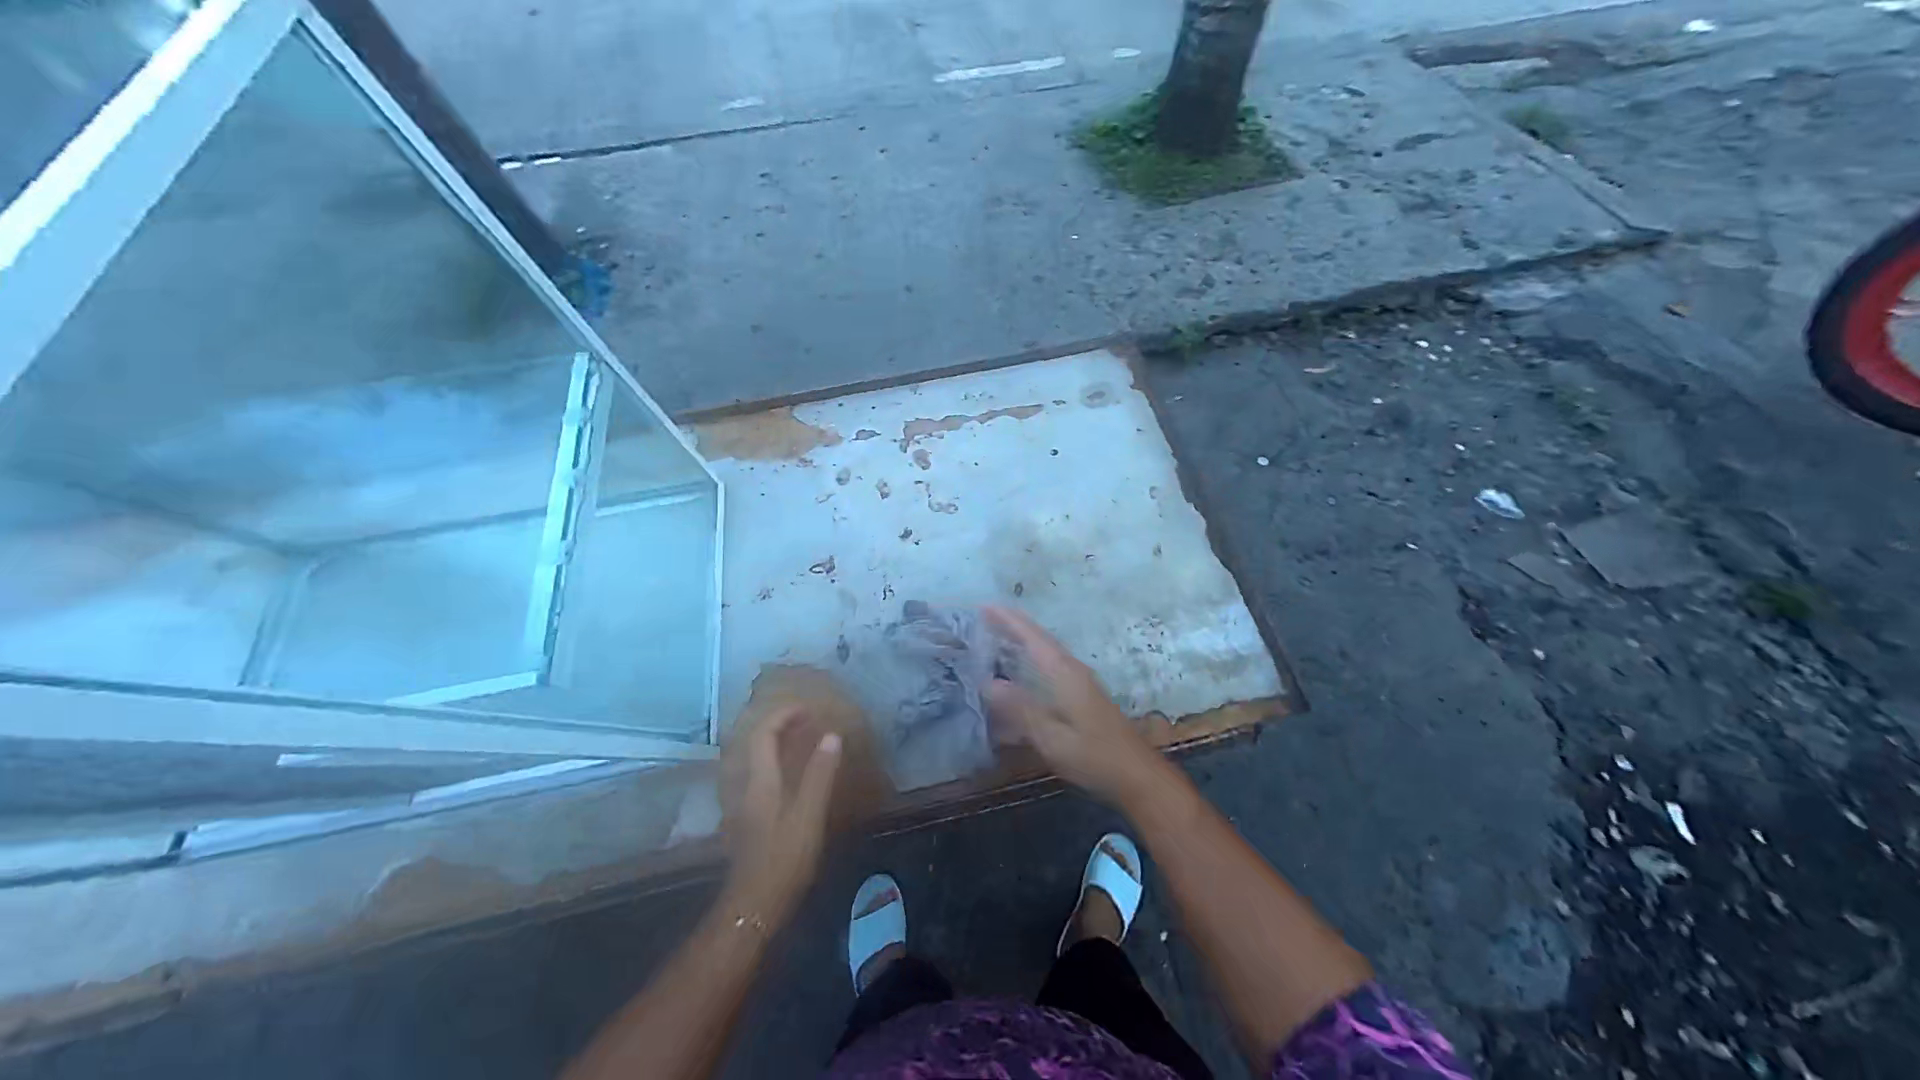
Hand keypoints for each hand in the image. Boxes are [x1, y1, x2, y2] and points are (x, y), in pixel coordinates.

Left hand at [718, 706, 841, 926]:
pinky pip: (757, 775)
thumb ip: (819, 775)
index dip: (783, 715)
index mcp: (759, 781)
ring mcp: (742, 804)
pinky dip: (773, 762)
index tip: (807, 708)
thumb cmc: (783, 859)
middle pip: (753, 743)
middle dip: (776, 724)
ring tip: (799, 740)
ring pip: (753, 760)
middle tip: (805, 720)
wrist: (754, 904)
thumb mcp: (808, 816)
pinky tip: (789, 774)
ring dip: (773, 743)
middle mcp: (745, 786)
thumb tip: (831, 736)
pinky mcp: (746, 819)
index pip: (763, 734)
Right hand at [982, 606, 1166, 805]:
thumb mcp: (1052, 738)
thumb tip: (987, 682)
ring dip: (1023, 642)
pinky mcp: (1083, 697)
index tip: (984, 606)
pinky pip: (1051, 668)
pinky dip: (1032, 661)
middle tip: (984, 618)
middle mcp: (1073, 671)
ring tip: (997, 638)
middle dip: (1013, 626)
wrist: (1137, 776)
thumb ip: (1020, 709)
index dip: (1008, 621)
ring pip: (1047, 653)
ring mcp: (1081, 683)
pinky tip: (1022, 673)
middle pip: (1040, 639)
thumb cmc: (1094, 756)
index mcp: (1065, 674)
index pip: (1032, 638)